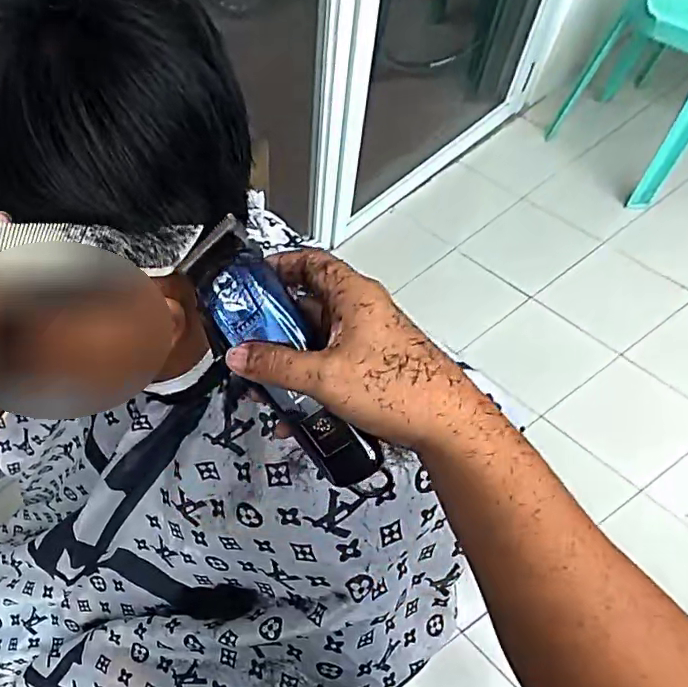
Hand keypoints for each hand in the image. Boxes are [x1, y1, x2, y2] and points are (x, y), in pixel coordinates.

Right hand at [222, 249, 500, 453]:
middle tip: (249, 339)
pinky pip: (329, 366)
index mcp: (354, 297)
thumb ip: (276, 365)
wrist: (445, 425)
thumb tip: (243, 356)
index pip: (311, 262)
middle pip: (307, 306)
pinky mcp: (370, 370)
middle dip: (274, 325)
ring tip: (267, 380)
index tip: (253, 280)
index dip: (278, 265)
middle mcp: (362, 314)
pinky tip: (296, 406)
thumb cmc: (406, 390)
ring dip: (289, 360)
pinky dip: (308, 380)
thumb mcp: (323, 376)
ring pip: (316, 341)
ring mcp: (367, 342)